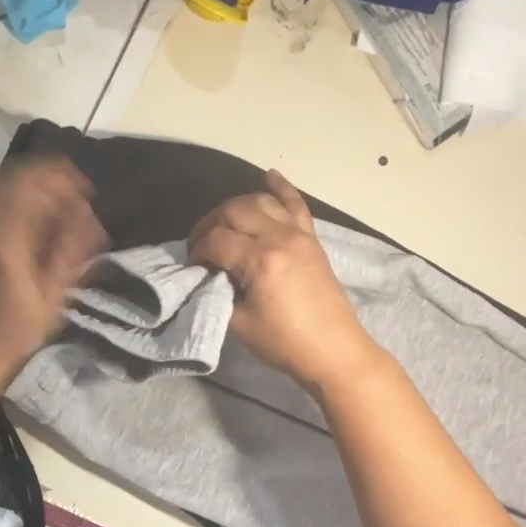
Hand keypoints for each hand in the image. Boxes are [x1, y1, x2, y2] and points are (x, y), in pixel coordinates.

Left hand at [0, 158, 107, 385]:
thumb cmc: (15, 334)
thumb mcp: (51, 297)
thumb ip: (69, 249)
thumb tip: (87, 213)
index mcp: (5, 239)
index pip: (33, 183)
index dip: (64, 178)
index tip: (87, 192)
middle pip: (16, 178)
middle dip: (50, 181)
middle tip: (76, 198)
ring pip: (4, 190)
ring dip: (35, 192)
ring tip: (60, 212)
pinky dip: (19, 206)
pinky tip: (37, 226)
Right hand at [189, 170, 377, 393]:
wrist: (333, 350)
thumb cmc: (284, 343)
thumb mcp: (239, 323)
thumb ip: (219, 292)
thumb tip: (209, 274)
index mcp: (260, 261)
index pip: (216, 239)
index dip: (197, 250)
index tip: (192, 265)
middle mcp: (280, 238)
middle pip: (235, 210)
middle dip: (210, 223)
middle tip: (200, 244)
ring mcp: (300, 235)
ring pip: (261, 201)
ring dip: (236, 206)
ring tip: (222, 223)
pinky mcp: (312, 240)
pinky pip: (296, 204)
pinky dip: (282, 188)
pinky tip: (269, 176)